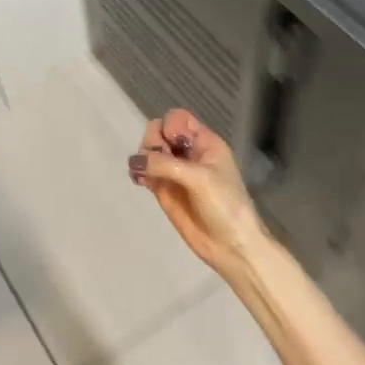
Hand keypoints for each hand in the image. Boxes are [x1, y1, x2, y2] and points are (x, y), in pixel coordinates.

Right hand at [130, 109, 270, 281]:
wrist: (231, 246)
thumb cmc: (225, 205)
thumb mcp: (200, 178)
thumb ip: (166, 165)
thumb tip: (133, 161)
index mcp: (205, 143)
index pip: (177, 118)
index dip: (168, 126)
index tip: (172, 144)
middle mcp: (188, 153)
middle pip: (158, 131)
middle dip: (153, 142)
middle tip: (159, 162)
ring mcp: (174, 171)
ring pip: (148, 151)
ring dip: (143, 158)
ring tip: (148, 175)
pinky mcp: (164, 190)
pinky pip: (144, 172)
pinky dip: (138, 173)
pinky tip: (141, 182)